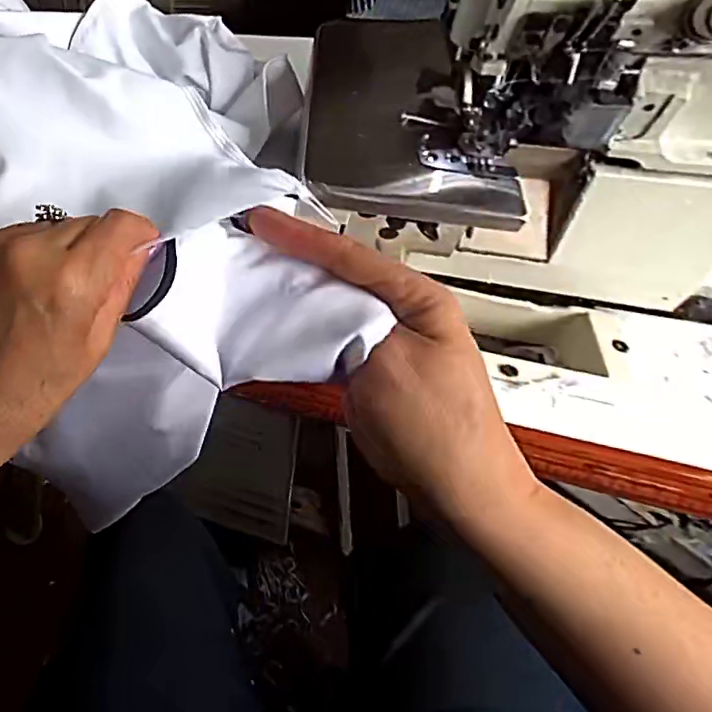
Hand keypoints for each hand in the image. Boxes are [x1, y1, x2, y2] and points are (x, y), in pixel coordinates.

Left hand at [0, 209, 158, 540]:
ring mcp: (0, 246)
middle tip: (92, 288)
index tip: (137, 251)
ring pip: (59, 225)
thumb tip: (139, 250)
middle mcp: (32, 253)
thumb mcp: (96, 343)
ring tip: (53, 293)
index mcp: (71, 281)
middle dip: (101, 248)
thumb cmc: (28, 390)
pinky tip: (28, 289)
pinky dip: (37, 253)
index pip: (121, 224)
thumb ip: (122, 286)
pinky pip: (28, 233)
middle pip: (91, 221)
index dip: (137, 237)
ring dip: (67, 249)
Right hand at [247, 208, 539, 523]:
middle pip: (339, 273)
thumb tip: (317, 301)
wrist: (459, 490)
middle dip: (294, 256)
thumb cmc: (444, 433)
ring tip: (256, 274)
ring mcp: (384, 340)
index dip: (301, 236)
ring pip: (331, 304)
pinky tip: (277, 323)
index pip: (351, 256)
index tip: (264, 221)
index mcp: (419, 299)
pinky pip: (328, 336)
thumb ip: (352, 323)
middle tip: (252, 239)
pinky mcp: (369, 367)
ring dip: (294, 292)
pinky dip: (301, 328)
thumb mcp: (392, 364)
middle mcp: (402, 313)